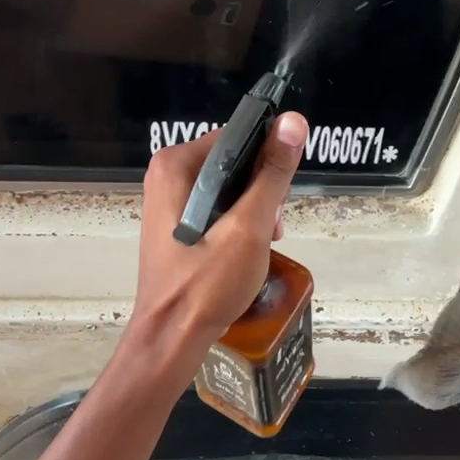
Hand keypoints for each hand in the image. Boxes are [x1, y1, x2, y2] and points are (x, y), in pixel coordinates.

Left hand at [130, 113, 308, 373]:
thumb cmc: (208, 282)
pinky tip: (247, 249)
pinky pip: (215, 208)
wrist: (171, 338)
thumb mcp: (249, 225)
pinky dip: (236, 223)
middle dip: (261, 191)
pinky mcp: (173, 225)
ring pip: (227, 187)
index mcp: (175, 164)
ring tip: (263, 243)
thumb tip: (294, 121)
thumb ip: (272, 173)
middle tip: (271, 227)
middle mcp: (165, 174)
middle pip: (232, 162)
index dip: (267, 161)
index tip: (280, 196)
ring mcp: (167, 201)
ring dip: (253, 210)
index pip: (236, 137)